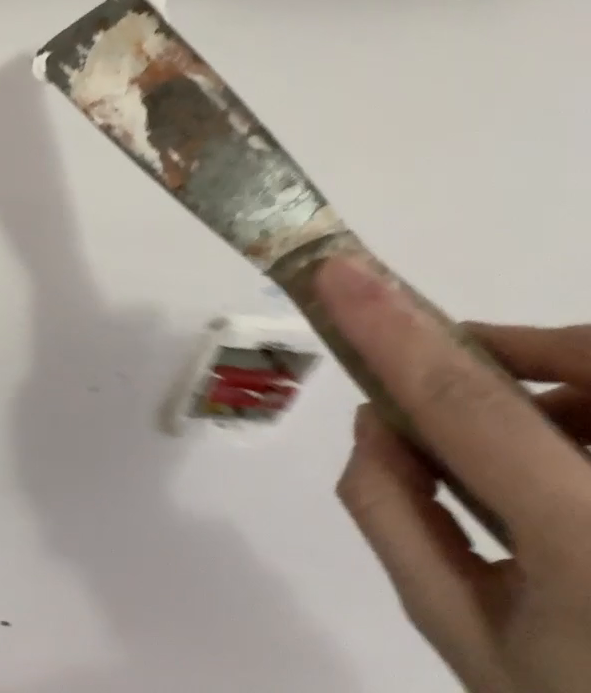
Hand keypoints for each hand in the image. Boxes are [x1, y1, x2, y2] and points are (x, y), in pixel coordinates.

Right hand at [318, 257, 590, 692]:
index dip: (398, 334)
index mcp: (590, 542)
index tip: (338, 275)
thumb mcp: (460, 628)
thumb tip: (374, 419)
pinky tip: (571, 470)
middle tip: (464, 384)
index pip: (473, 408)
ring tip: (530, 456)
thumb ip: (391, 512)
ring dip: (563, 393)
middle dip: (515, 355)